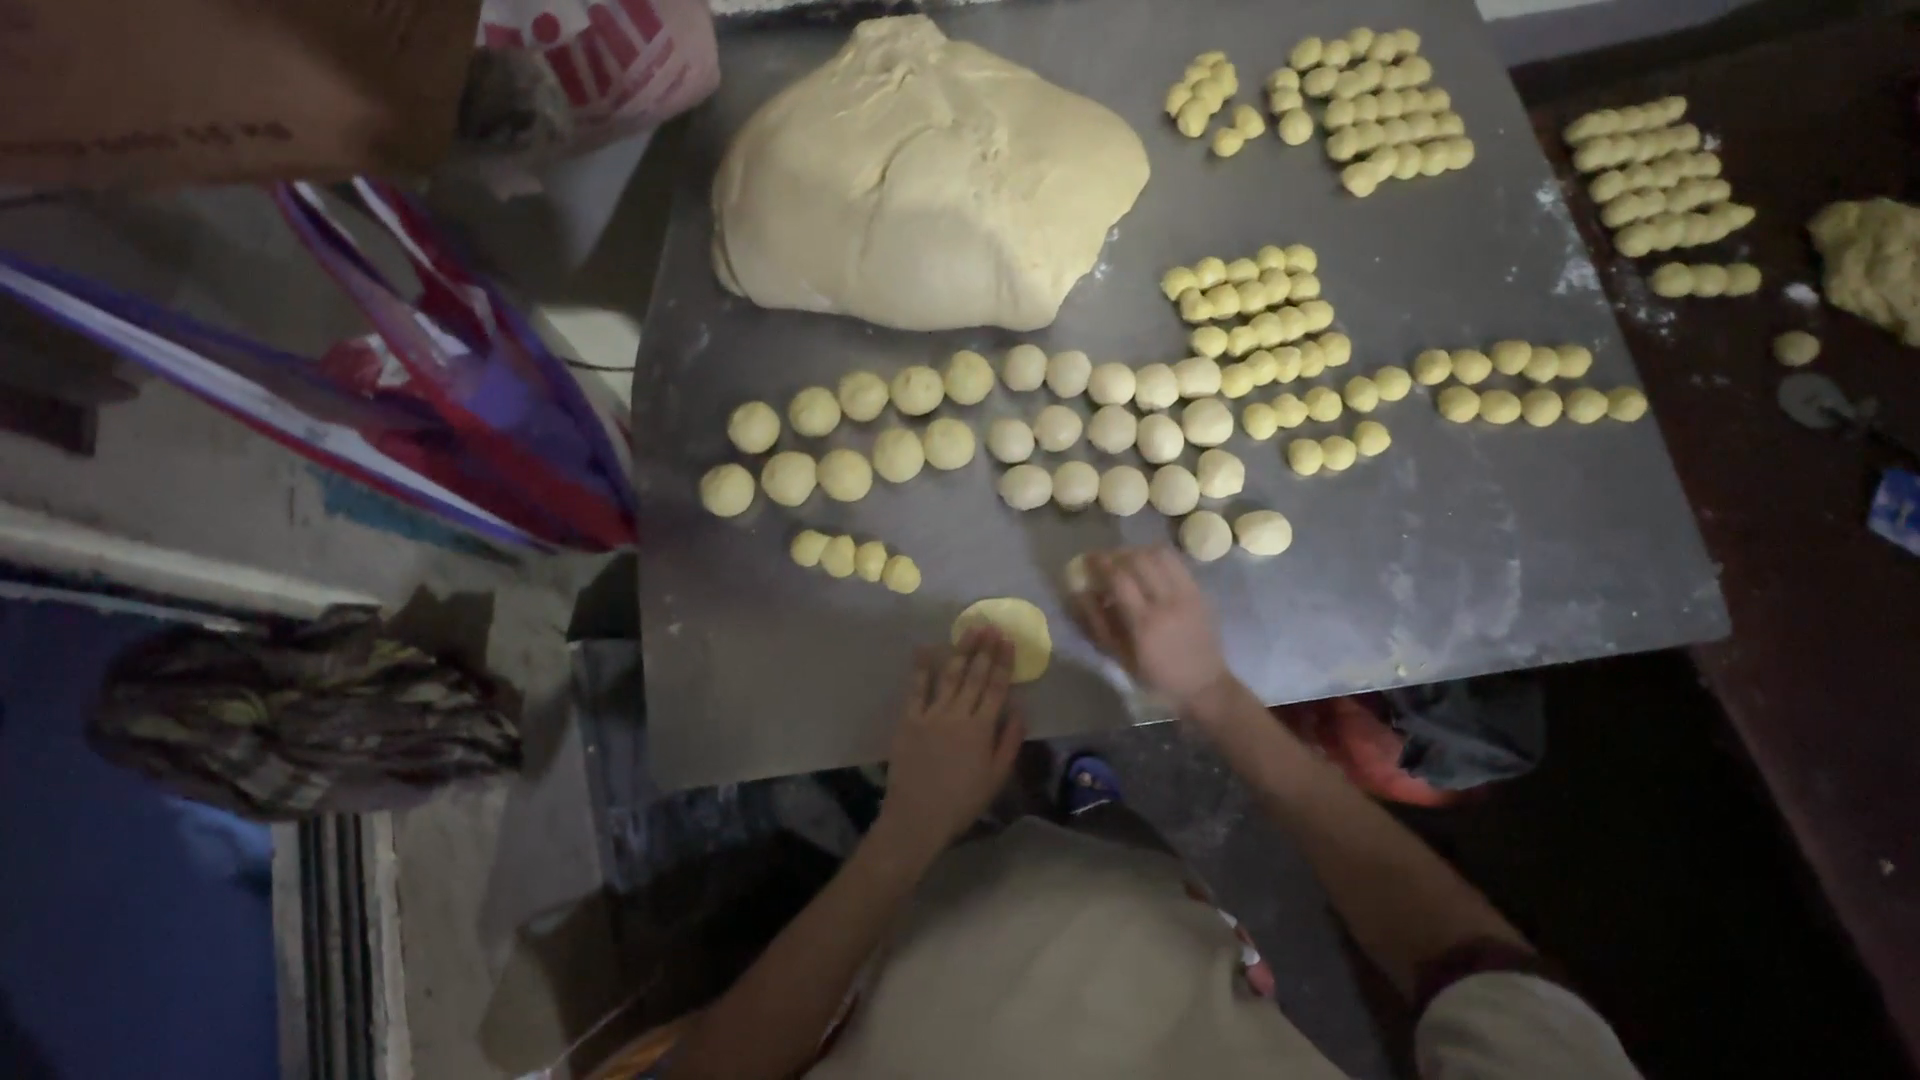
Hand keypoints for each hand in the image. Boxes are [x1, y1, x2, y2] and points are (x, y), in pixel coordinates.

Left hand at [876, 628, 1025, 854]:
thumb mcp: (997, 777)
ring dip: (960, 651)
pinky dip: (921, 668)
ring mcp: (931, 714)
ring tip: (969, 630)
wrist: (917, 817)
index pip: (996, 687)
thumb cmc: (962, 802)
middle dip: (984, 649)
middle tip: (991, 626)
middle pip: (975, 676)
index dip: (1003, 662)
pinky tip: (925, 648)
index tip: (1008, 640)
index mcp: (982, 729)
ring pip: (949, 676)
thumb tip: (1019, 709)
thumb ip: (1009, 741)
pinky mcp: (909, 720)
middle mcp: (958, 714)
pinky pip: (916, 689)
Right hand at [1071, 546, 1236, 713]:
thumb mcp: (1120, 657)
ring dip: (1138, 552)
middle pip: (1139, 559)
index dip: (1100, 563)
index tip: (1087, 560)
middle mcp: (1168, 602)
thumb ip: (1097, 623)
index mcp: (1145, 623)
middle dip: (1117, 554)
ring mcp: (1188, 594)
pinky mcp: (1200, 592)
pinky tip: (1149, 568)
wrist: (1205, 685)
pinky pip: (1176, 563)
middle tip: (1105, 560)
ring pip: (1160, 554)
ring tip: (1127, 561)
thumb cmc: (1157, 678)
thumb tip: (1079, 593)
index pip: (1119, 579)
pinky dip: (1157, 558)